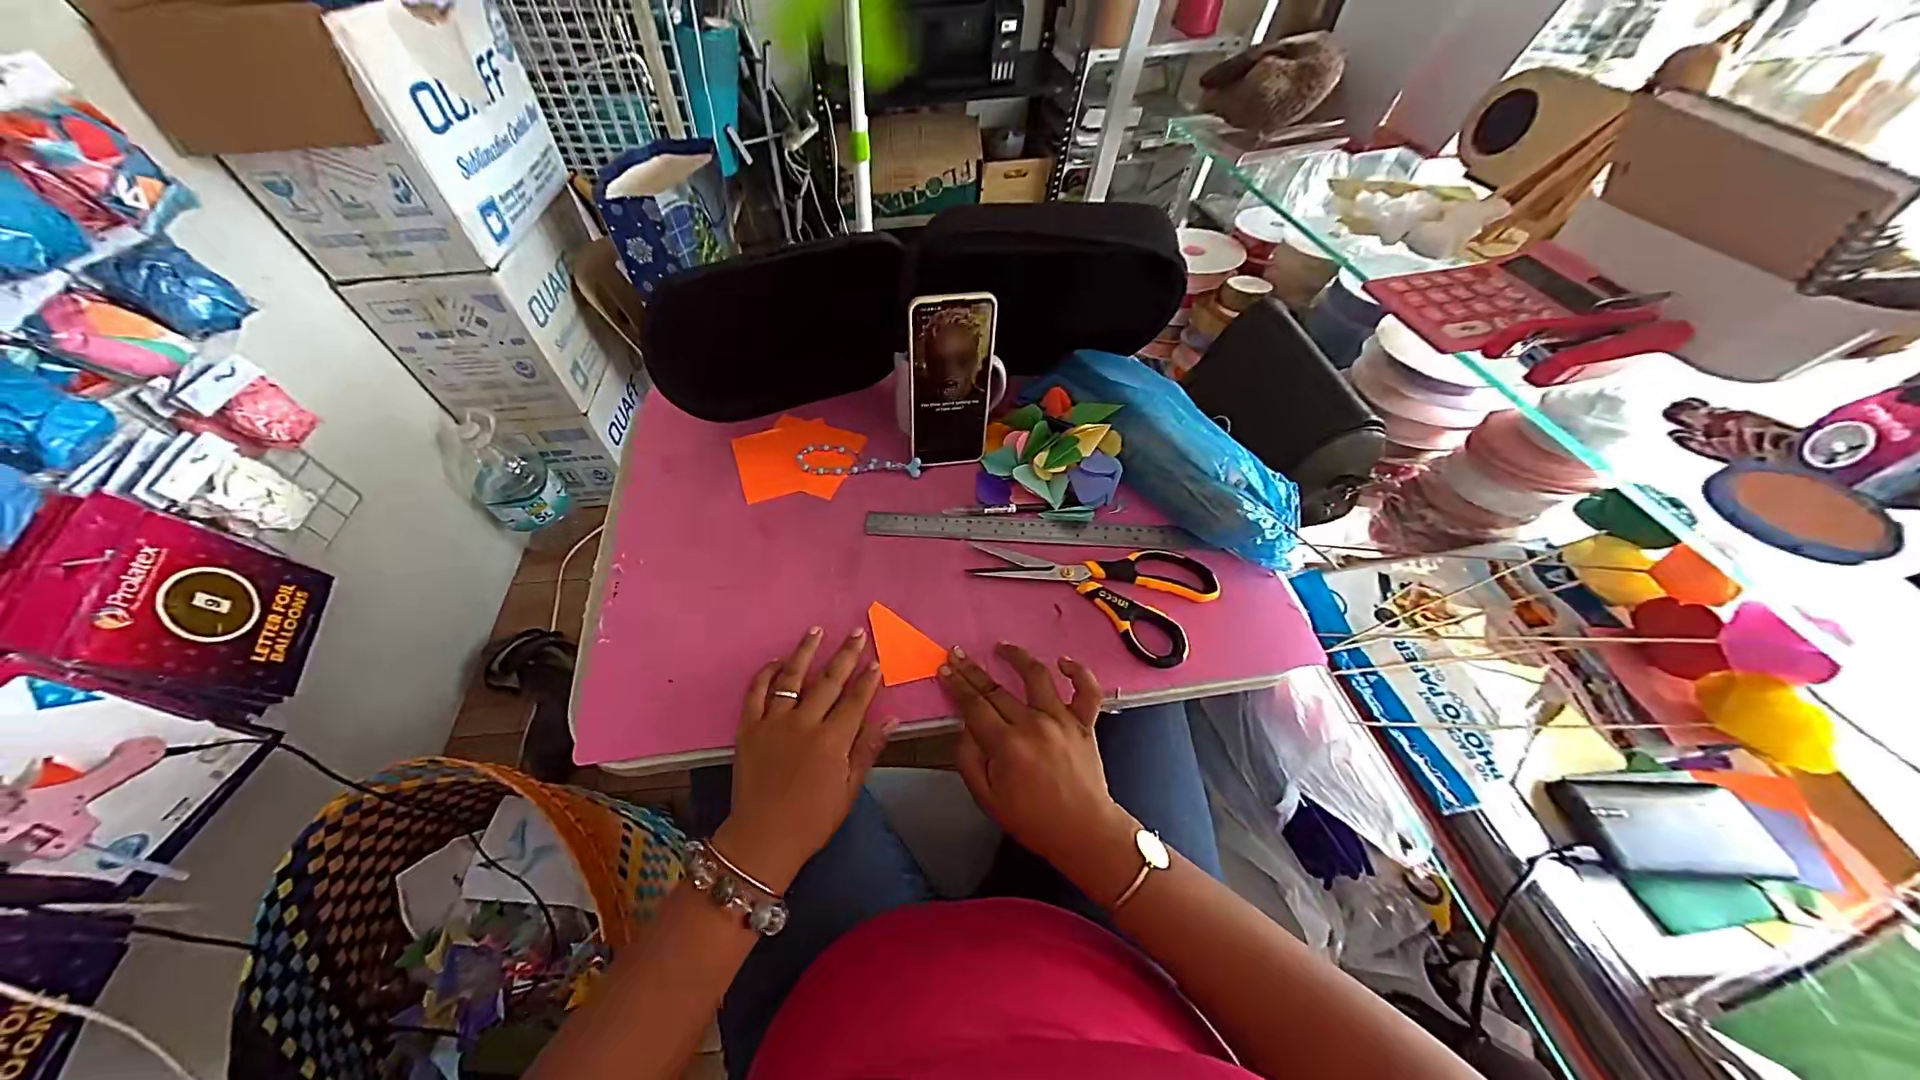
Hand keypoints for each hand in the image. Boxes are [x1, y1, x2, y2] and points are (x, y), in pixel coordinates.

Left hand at [716, 627, 890, 893]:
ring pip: (792, 678)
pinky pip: (756, 692)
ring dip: (806, 652)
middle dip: (846, 655)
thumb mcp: (849, 790)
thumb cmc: (813, 819)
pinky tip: (778, 661)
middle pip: (829, 681)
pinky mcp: (748, 728)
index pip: (856, 700)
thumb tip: (891, 718)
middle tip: (856, 633)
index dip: (868, 679)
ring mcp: (773, 723)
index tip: (877, 660)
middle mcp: (804, 724)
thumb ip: (868, 750)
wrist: (762, 839)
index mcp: (832, 741)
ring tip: (816, 630)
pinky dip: (766, 674)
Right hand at [938, 644, 1139, 898]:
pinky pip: (1086, 690)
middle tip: (958, 655)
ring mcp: (1061, 720)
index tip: (945, 670)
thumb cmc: (1034, 820)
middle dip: (972, 670)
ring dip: (1017, 657)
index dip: (956, 685)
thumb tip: (963, 729)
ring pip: (1037, 676)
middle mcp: (1033, 725)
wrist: (1084, 832)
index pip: (973, 705)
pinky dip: (1078, 672)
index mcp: (1006, 745)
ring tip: (1002, 647)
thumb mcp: (987, 799)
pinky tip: (1064, 661)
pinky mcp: (1084, 723)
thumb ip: (969, 760)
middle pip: (996, 689)